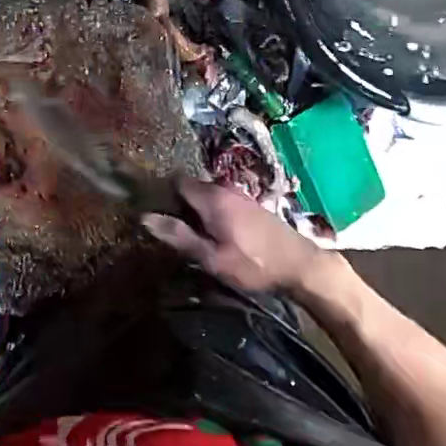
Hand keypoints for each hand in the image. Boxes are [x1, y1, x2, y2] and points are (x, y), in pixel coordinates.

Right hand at [142, 179, 335, 292]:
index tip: (154, 213)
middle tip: (171, 231)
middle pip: (190, 187)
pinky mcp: (249, 204)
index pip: (176, 181)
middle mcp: (224, 188)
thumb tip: (146, 218)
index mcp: (212, 197)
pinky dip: (210, 213)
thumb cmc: (254, 264)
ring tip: (191, 235)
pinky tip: (213, 234)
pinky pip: (219, 201)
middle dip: (178, 204)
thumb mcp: (212, 257)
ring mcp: (239, 194)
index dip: (162, 194)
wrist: (300, 264)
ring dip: (195, 210)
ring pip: (205, 195)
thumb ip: (180, 236)